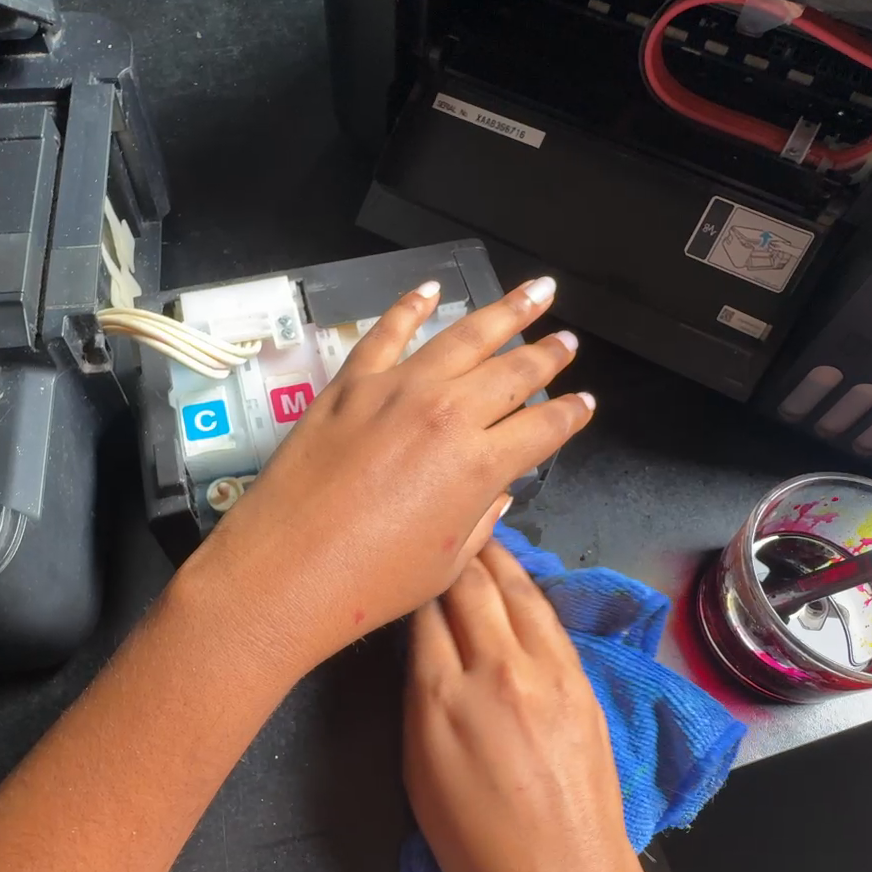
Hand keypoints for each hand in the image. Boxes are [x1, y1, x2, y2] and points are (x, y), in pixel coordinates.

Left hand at [181, 277, 593, 668]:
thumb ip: (481, 518)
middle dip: (549, 354)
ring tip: (537, 290)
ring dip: (506, 311)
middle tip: (569, 339)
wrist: (284, 571)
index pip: (544, 428)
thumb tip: (498, 489)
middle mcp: (448, 414)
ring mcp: (397, 390)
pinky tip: (431, 288)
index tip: (586, 403)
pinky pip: (386, 332)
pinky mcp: (350, 383)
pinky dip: (410, 306)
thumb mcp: (446, 564)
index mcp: (481, 465)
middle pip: (514, 372)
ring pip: (463, 337)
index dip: (571, 415)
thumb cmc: (371, 584)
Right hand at [404, 545, 777, 871]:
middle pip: (468, 585)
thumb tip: (421, 645)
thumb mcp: (419, 772)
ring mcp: (547, 672)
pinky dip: (526, 586)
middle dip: (451, 548)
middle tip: (437, 521)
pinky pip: (546, 615)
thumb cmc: (475, 850)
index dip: (412, 577)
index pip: (422, 610)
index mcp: (440, 700)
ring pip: (514, 588)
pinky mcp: (582, 681)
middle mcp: (495, 671)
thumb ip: (418, 696)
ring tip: (476, 527)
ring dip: (493, 552)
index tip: (403, 556)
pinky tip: (515, 573)